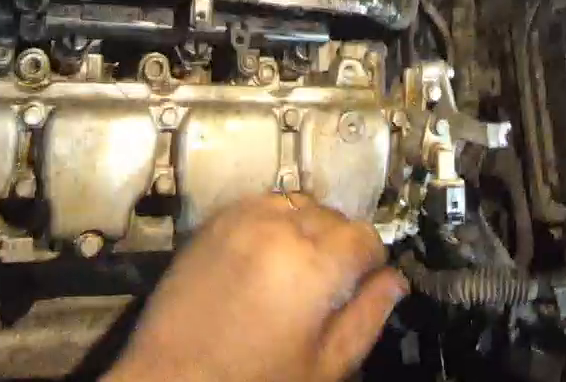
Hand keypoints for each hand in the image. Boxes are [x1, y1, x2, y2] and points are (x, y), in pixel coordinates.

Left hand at [106, 193, 406, 381]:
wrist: (170, 380)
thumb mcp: (323, 366)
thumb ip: (366, 318)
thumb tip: (395, 281)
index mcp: (312, 266)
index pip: (364, 236)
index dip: (372, 260)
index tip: (367, 279)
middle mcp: (280, 229)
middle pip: (333, 215)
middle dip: (341, 242)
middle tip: (333, 281)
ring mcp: (244, 218)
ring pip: (298, 202)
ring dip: (308, 225)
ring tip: (300, 266)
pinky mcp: (217, 219)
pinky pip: (262, 203)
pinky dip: (275, 220)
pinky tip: (269, 254)